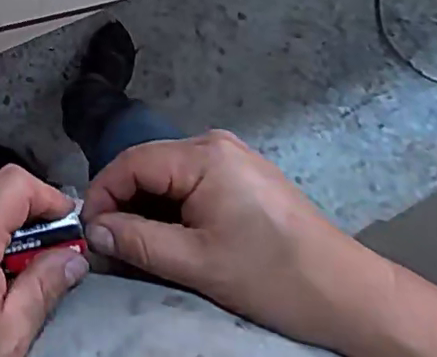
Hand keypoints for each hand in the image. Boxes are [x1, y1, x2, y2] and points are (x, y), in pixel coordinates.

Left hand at [0, 166, 89, 356]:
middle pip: (2, 192)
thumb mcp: (6, 334)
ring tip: (21, 277)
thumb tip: (74, 258)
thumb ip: (44, 287)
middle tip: (54, 258)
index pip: (18, 182)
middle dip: (33, 219)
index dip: (50, 198)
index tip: (70, 228)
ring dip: (9, 231)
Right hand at [83, 131, 436, 356]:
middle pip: (149, 165)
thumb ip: (139, 241)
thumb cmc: (272, 276)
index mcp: (202, 154)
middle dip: (123, 201)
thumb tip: (93, 229)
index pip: (132, 162)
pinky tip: (169, 236)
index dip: (103, 193)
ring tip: (134, 244)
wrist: (349, 294)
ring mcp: (231, 156)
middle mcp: (213, 143)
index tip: (87, 231)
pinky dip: (172, 207)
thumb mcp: (199, 264)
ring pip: (168, 175)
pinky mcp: (242, 174)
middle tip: (108, 243)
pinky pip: (190, 182)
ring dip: (147, 207)